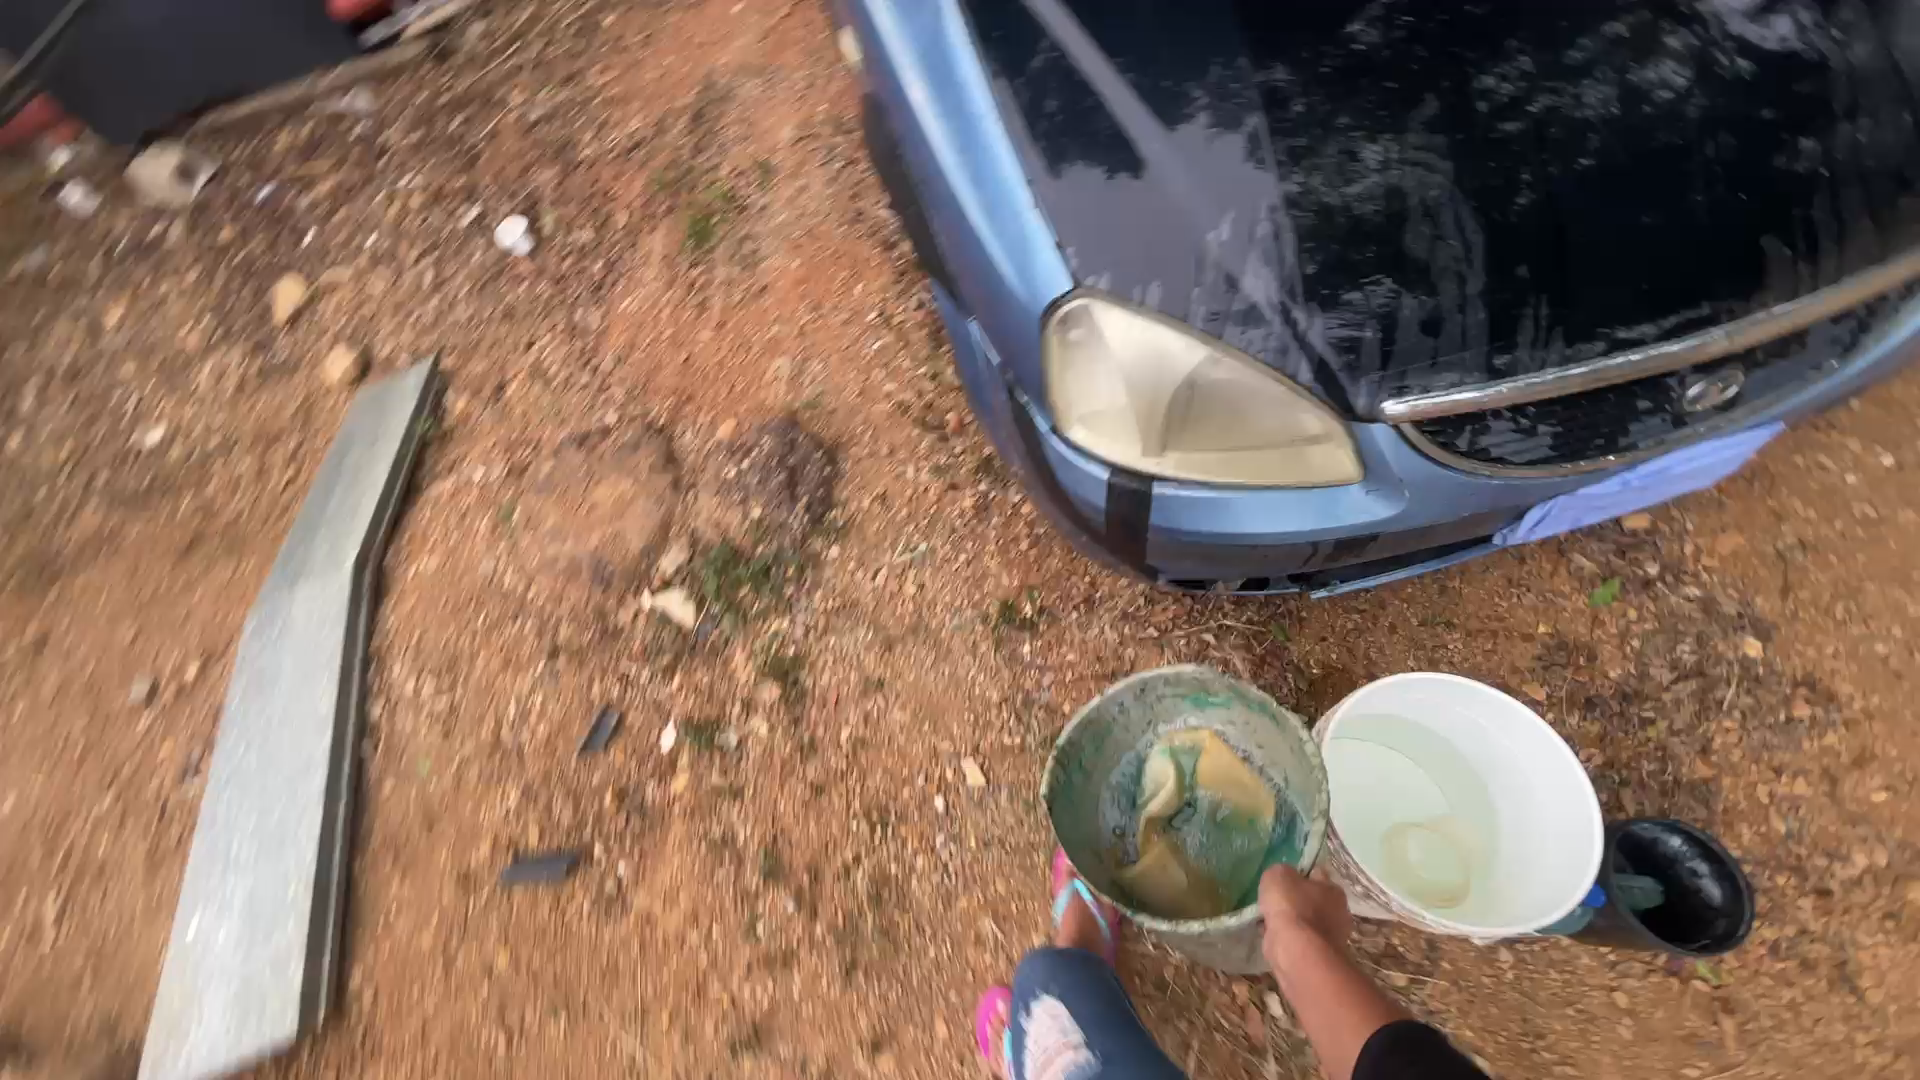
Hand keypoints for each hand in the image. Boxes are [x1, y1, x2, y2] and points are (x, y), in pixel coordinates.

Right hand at [1258, 865, 1352, 954]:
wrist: (1296, 950)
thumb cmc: (1291, 905)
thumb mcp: (1278, 873)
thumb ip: (1281, 872)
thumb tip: (1283, 879)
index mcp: (1333, 890)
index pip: (1316, 875)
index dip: (1298, 873)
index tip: (1281, 876)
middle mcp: (1336, 913)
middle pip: (1310, 900)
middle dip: (1293, 900)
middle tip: (1273, 897)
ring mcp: (1328, 937)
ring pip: (1302, 921)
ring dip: (1287, 920)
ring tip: (1266, 916)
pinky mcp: (1315, 955)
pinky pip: (1296, 939)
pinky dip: (1283, 936)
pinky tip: (1269, 933)